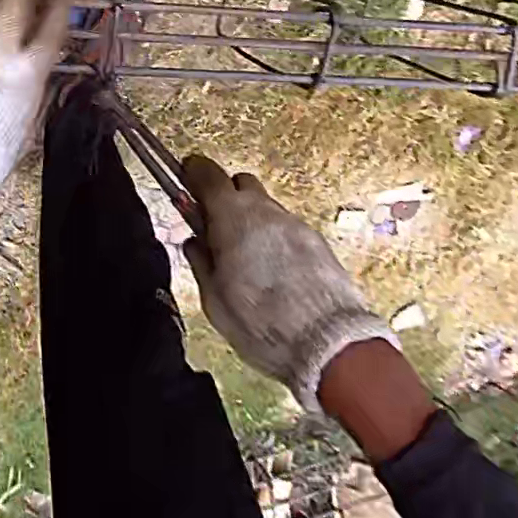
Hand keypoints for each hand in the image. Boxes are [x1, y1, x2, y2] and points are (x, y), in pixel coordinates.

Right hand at [182, 155, 393, 406]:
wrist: (330, 345)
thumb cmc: (261, 322)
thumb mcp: (213, 298)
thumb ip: (200, 261)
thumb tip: (196, 243)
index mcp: (231, 215)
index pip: (207, 173)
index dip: (194, 171)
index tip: (186, 179)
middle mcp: (263, 210)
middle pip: (239, 183)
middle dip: (225, 197)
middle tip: (216, 226)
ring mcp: (293, 223)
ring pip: (265, 208)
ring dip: (252, 222)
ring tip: (247, 260)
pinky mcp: (317, 242)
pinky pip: (286, 230)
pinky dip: (275, 240)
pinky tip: (275, 274)